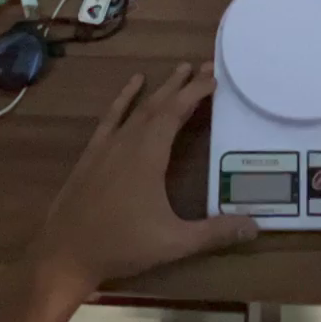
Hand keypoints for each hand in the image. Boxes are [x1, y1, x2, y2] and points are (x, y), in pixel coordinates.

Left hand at [28, 63, 258, 297]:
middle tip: (205, 66)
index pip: (176, 112)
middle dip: (184, 84)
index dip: (196, 92)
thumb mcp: (173, 242)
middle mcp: (129, 140)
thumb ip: (214, 232)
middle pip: (160, 103)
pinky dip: (125, 98)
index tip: (214, 78)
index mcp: (149, 154)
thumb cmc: (121, 245)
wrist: (64, 255)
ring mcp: (108, 145)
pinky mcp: (93, 153)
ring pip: (139, 107)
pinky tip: (134, 84)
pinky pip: (112, 116)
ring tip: (179, 69)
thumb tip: (256, 226)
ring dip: (161, 88)